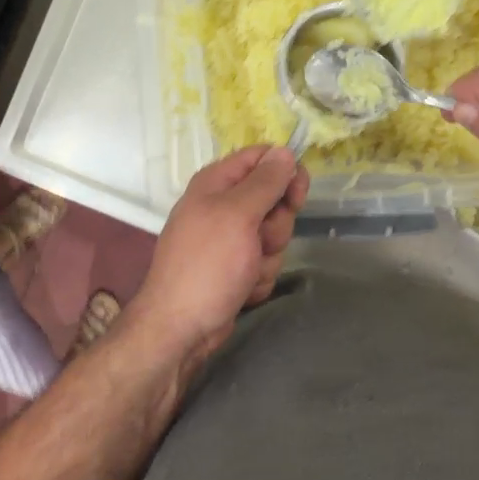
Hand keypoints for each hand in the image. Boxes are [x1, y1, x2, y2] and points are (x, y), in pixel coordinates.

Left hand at [133, 145, 309, 356]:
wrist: (181, 328)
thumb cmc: (207, 265)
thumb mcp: (238, 215)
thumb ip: (265, 182)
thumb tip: (284, 151)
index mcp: (216, 182)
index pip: (262, 158)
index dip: (284, 172)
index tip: (297, 195)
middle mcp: (222, 206)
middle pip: (274, 200)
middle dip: (275, 226)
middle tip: (258, 240)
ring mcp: (229, 240)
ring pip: (274, 235)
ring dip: (267, 256)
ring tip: (244, 271)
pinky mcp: (236, 268)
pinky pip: (265, 262)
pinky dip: (258, 277)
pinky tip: (241, 289)